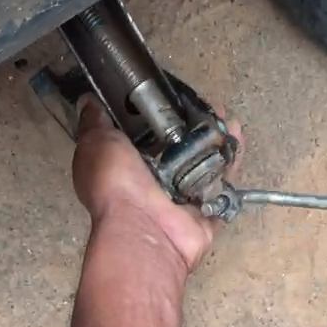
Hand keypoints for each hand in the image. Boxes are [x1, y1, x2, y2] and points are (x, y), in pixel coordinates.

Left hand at [71, 98, 222, 272]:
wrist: (144, 229)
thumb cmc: (115, 186)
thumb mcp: (96, 143)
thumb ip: (95, 122)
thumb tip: (89, 102)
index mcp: (124, 170)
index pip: (142, 139)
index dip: (157, 117)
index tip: (170, 97)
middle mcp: (153, 187)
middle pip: (178, 151)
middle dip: (194, 128)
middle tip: (208, 106)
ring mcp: (181, 202)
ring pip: (203, 166)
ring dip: (217, 140)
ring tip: (227, 118)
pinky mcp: (205, 212)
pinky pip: (223, 185)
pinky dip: (233, 162)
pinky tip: (238, 137)